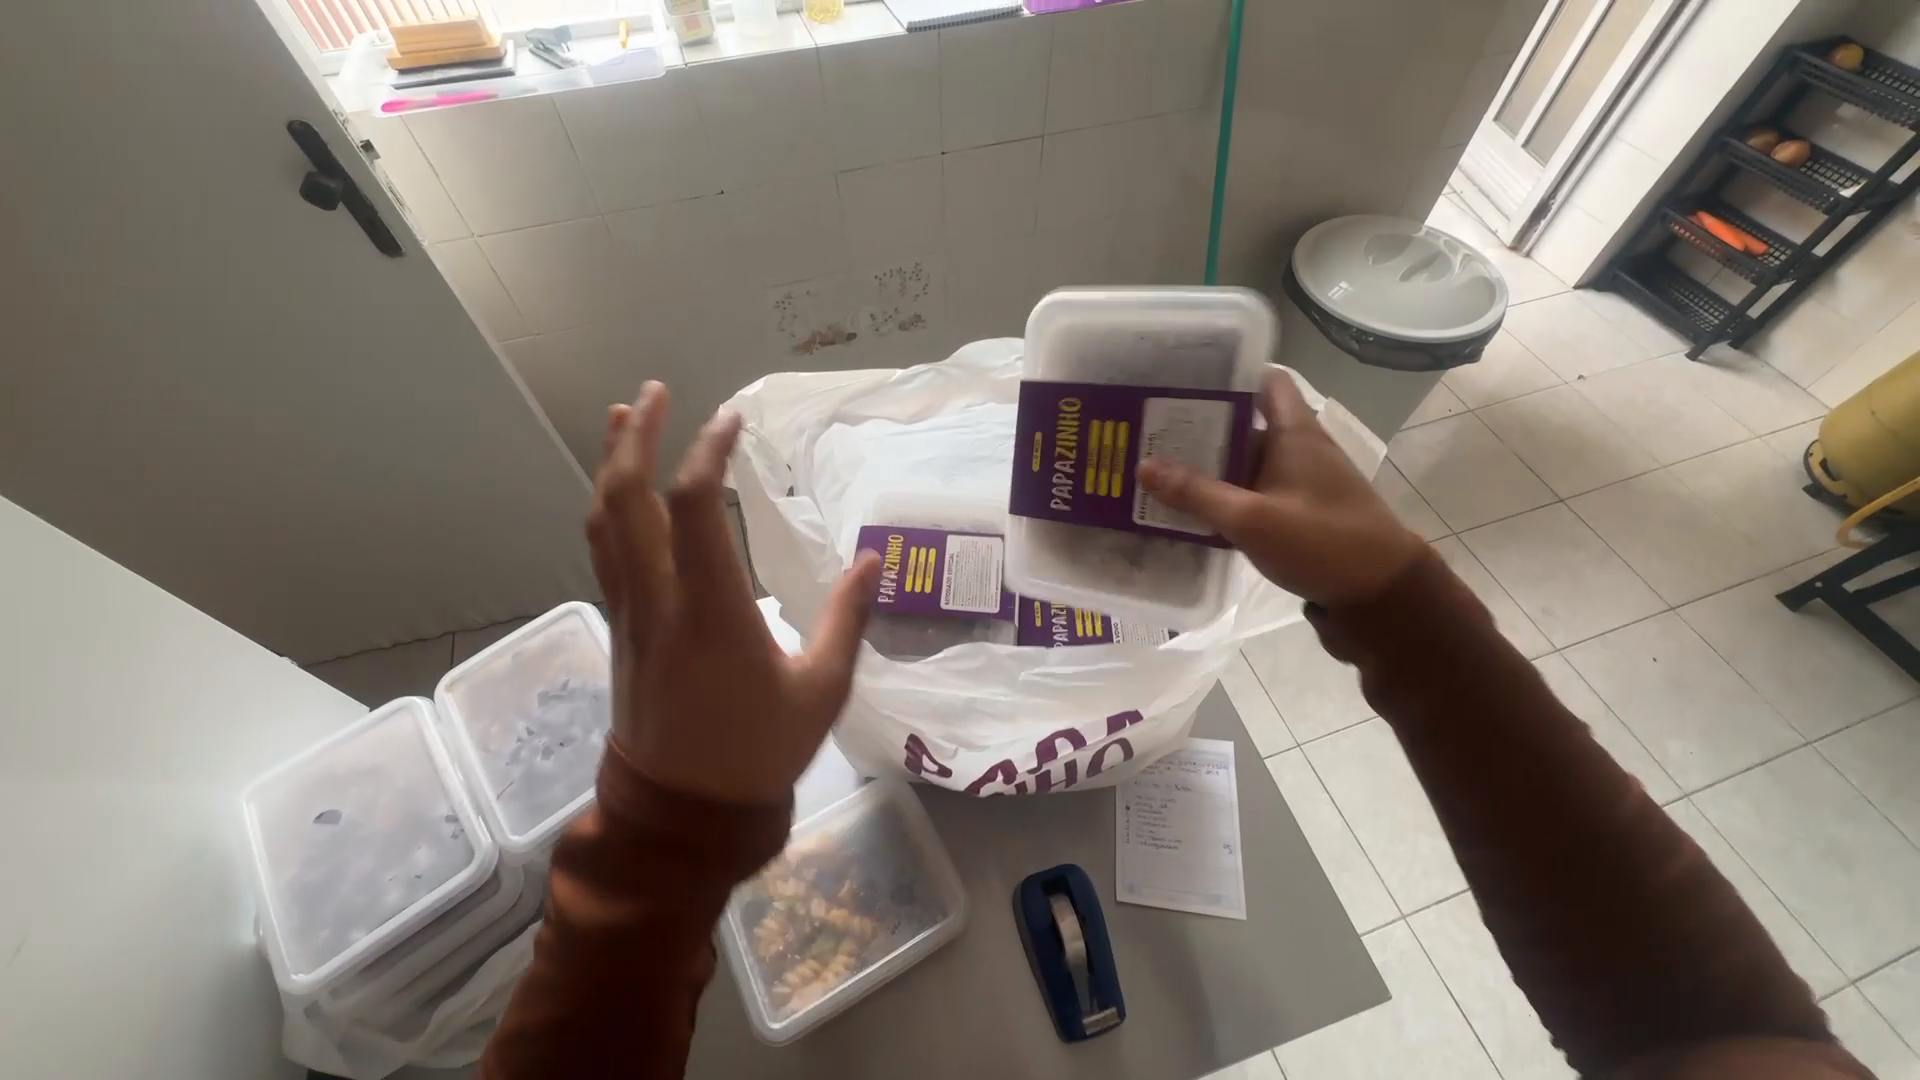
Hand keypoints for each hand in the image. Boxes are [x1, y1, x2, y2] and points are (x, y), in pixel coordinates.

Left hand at [586, 382, 882, 804]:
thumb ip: (847, 619)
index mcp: (710, 612)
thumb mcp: (822, 690)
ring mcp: (631, 616)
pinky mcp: (622, 630)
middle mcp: (658, 602)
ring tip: (624, 418)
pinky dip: (611, 508)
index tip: (733, 419)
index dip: (707, 453)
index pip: (693, 509)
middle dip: (635, 439)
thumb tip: (874, 560)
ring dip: (612, 466)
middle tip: (653, 392)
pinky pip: (605, 554)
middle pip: (626, 502)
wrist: (682, 814)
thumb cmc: (758, 752)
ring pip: (604, 525)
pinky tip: (624, 494)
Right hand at [1138, 371, 1424, 606]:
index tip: (1180, 383)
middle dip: (1197, 429)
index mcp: (1294, 433)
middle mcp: (1296, 451)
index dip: (1227, 377)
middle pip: (1242, 427)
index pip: (1265, 382)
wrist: (1380, 595)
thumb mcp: (1251, 518)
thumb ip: (1196, 493)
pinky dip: (1220, 501)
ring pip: (1241, 466)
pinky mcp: (1294, 516)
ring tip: (1151, 472)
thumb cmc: (1322, 543)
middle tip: (1145, 433)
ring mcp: (1296, 485)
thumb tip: (1142, 464)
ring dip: (1204, 470)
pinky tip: (1183, 514)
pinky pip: (1248, 497)